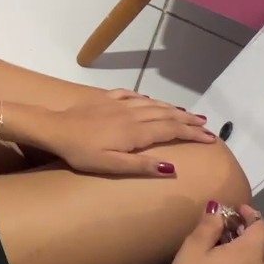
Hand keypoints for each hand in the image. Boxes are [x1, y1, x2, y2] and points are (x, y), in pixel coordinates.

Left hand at [30, 94, 213, 177]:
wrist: (53, 128)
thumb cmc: (80, 151)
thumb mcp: (110, 165)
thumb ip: (141, 166)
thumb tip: (173, 168)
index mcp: (134, 132)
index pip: (171, 130)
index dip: (192, 133)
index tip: (210, 138)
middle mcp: (130, 114)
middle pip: (165, 114)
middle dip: (187, 119)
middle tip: (206, 125)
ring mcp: (116, 104)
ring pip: (150, 103)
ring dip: (170, 107)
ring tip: (186, 112)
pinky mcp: (102, 98)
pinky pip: (129, 94)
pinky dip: (144, 97)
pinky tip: (149, 98)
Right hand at [159, 204, 263, 263]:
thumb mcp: (194, 247)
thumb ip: (209, 225)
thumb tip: (218, 208)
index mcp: (250, 254)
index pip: (263, 228)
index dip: (253, 215)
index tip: (237, 208)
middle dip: (257, 230)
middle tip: (235, 223)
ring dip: (257, 247)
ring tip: (232, 242)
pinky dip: (255, 262)